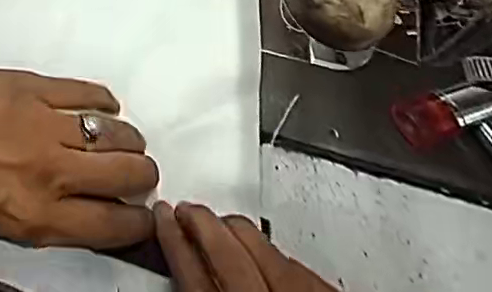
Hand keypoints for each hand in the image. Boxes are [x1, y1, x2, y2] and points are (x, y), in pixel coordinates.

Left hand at [0, 68, 157, 247]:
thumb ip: (43, 217)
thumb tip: (76, 211)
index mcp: (40, 217)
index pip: (113, 225)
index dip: (137, 221)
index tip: (142, 213)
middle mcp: (50, 173)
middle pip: (124, 174)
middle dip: (141, 174)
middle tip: (140, 170)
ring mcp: (42, 124)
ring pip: (112, 131)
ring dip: (128, 137)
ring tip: (128, 138)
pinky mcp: (29, 87)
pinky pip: (82, 91)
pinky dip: (101, 97)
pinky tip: (106, 102)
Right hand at [155, 202, 336, 291]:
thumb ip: (203, 287)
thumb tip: (181, 269)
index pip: (191, 271)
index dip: (172, 238)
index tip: (163, 216)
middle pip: (224, 246)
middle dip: (201, 220)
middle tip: (186, 209)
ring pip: (261, 245)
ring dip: (236, 230)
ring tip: (222, 224)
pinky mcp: (328, 291)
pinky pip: (295, 262)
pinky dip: (274, 251)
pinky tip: (267, 252)